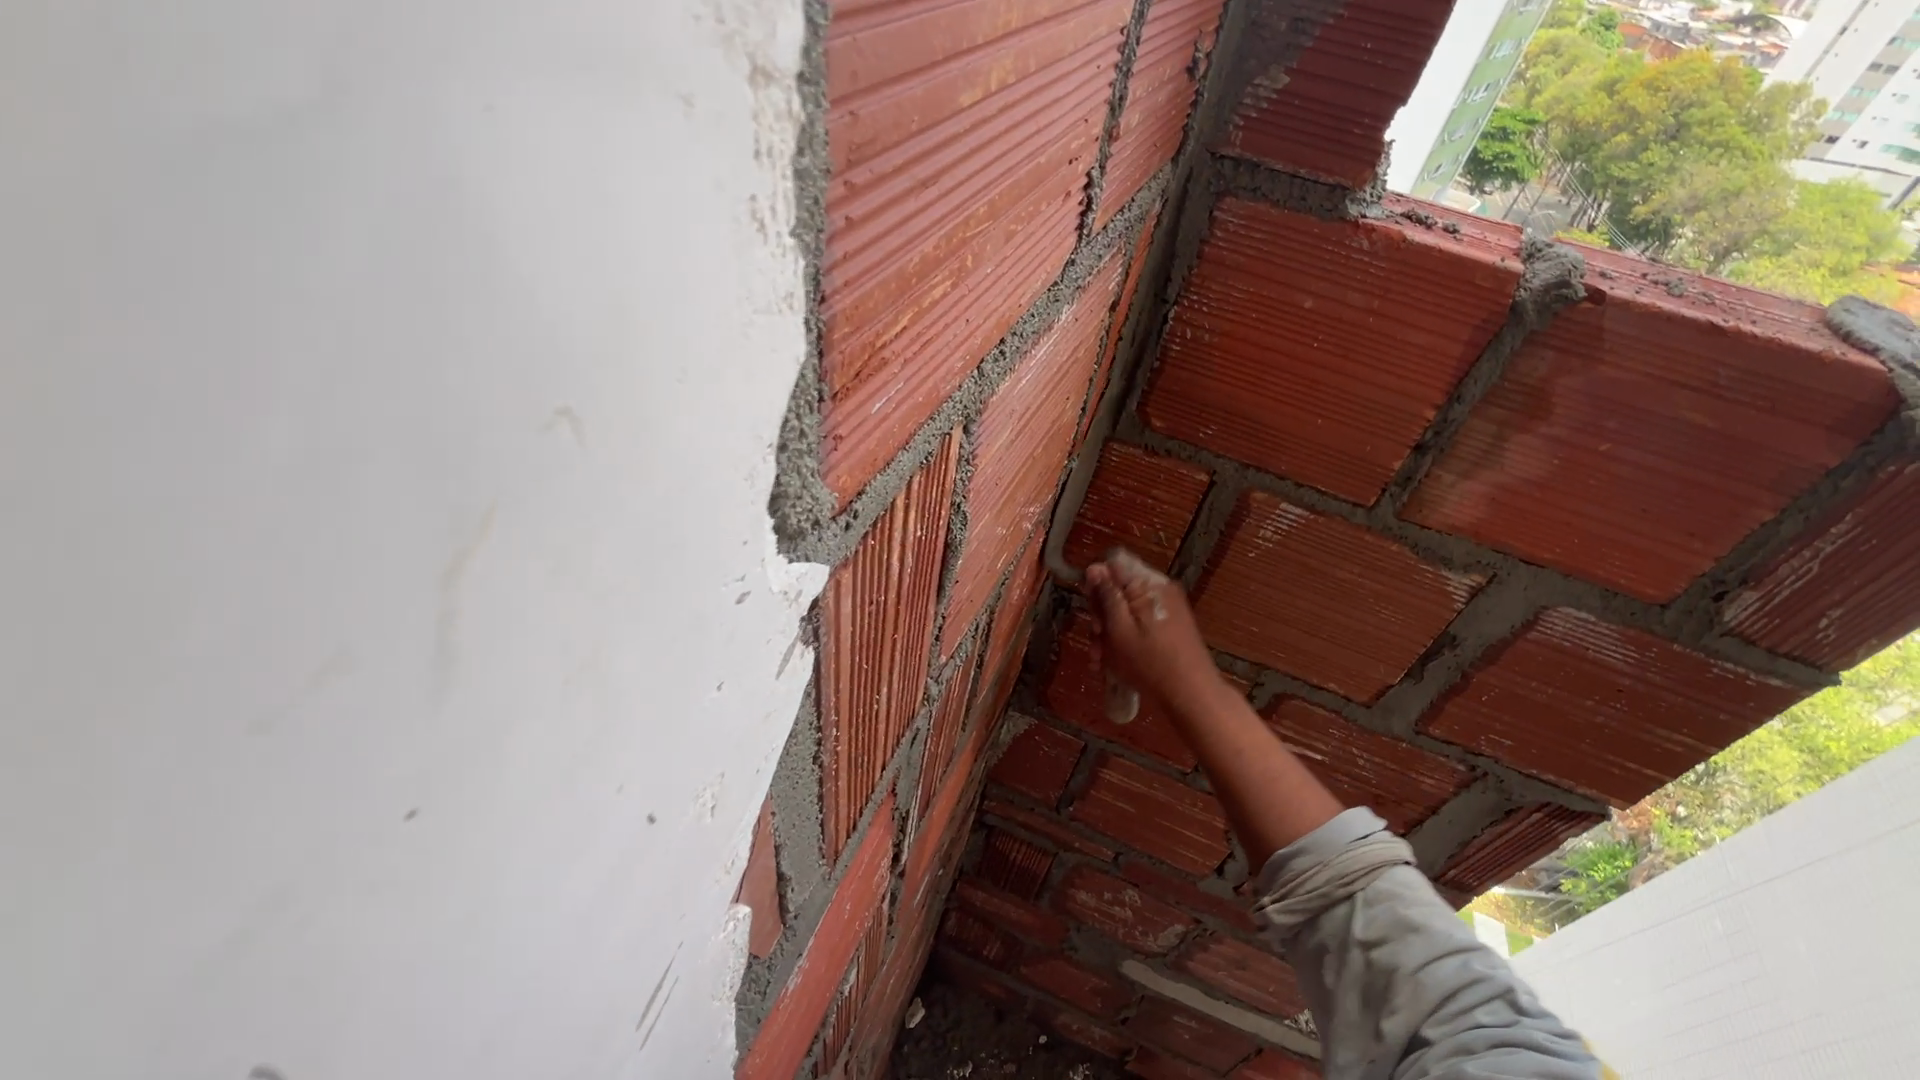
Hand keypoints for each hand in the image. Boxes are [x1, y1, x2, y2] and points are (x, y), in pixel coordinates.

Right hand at [1085, 549, 1224, 713]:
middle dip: (1101, 613)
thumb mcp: (1119, 630)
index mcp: (1148, 584)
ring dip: (1109, 632)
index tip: (1089, 607)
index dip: (1095, 581)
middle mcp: (1159, 589)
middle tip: (1097, 640)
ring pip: (1126, 608)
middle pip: (1118, 587)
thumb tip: (1093, 568)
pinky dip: (1124, 638)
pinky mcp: (1170, 625)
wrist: (1191, 695)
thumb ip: (1106, 597)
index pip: (1113, 562)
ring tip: (1101, 659)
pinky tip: (1113, 663)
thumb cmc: (1149, 664)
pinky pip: (1139, 622)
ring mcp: (1166, 607)